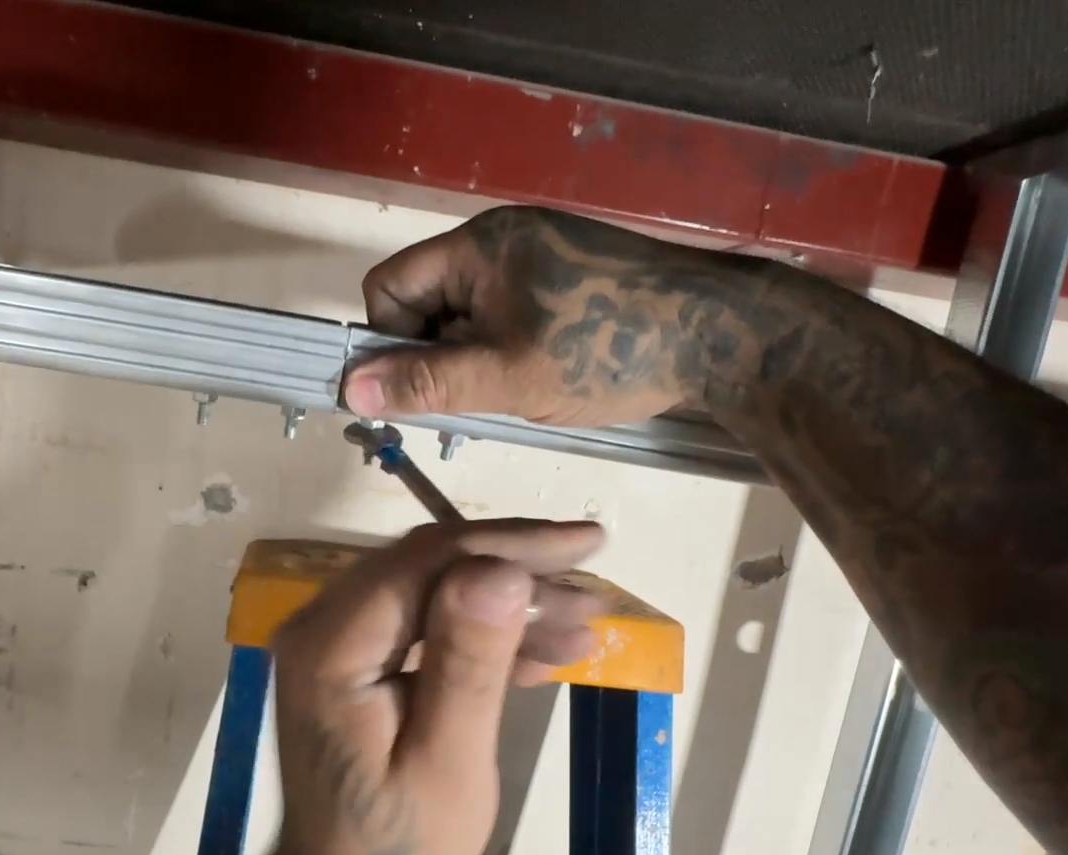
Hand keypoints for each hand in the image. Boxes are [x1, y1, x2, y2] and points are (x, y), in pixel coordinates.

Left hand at [263, 519, 605, 854]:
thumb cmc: (397, 847)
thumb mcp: (448, 764)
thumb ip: (469, 663)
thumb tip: (502, 567)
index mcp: (331, 647)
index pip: (426, 559)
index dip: (511, 543)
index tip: (589, 543)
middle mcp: (321, 625)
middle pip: (429, 565)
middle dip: (517, 570)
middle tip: (593, 591)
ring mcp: (334, 639)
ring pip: (433, 589)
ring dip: (508, 605)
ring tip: (583, 627)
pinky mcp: (354, 658)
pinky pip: (424, 624)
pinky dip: (481, 634)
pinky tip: (543, 653)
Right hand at [347, 205, 778, 426]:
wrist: (719, 337)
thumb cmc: (606, 350)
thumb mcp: (506, 377)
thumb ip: (425, 382)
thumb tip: (349, 388)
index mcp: (477, 246)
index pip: (389, 287)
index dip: (389, 341)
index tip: (419, 387)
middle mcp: (500, 240)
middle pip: (426, 303)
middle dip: (434, 356)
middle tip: (472, 401)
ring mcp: (536, 257)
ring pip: (465, 316)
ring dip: (470, 360)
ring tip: (511, 393)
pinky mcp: (564, 279)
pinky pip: (503, 316)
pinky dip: (502, 352)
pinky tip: (535, 379)